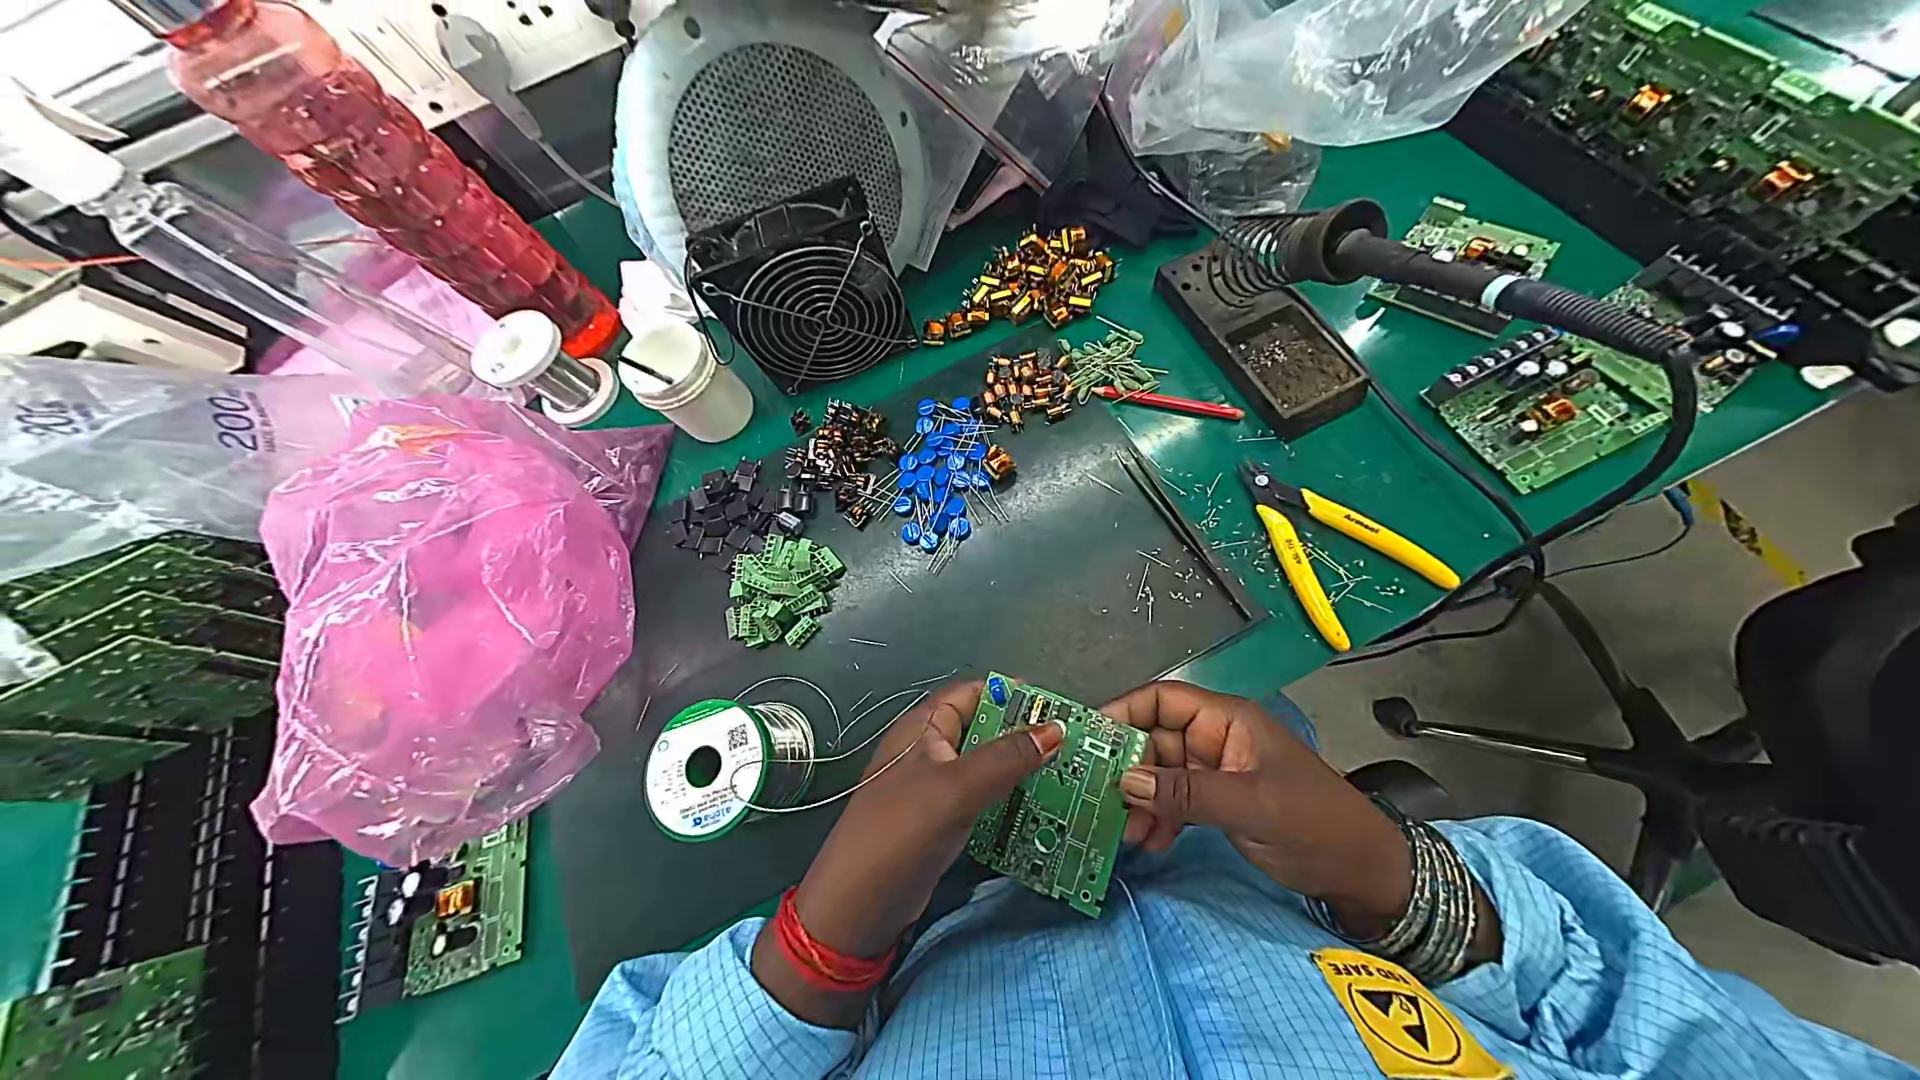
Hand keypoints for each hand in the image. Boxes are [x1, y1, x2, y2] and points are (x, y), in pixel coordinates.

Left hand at [752, 678, 1061, 1025]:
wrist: (857, 907)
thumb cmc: (901, 831)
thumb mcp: (956, 787)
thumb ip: (1006, 757)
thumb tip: (1055, 730)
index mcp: (923, 727)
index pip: (972, 694)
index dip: (1011, 696)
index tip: (1054, 709)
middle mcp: (928, 750)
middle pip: (983, 730)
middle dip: (1023, 735)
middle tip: (1070, 747)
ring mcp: (934, 787)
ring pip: (985, 766)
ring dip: (1019, 769)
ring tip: (1065, 777)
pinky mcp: (941, 821)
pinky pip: (981, 798)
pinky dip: (1008, 799)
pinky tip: (1038, 810)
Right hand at [1102, 681, 1411, 935]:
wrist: (1365, 873)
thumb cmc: (1317, 824)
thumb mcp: (1252, 806)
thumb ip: (1187, 792)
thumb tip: (1126, 780)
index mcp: (1226, 720)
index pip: (1162, 700)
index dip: (1124, 712)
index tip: (1089, 737)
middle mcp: (1213, 738)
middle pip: (1153, 740)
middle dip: (1128, 770)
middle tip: (1102, 799)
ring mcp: (1212, 770)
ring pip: (1157, 774)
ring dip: (1139, 800)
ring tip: (1127, 831)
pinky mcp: (1214, 800)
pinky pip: (1171, 800)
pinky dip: (1157, 817)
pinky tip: (1150, 840)